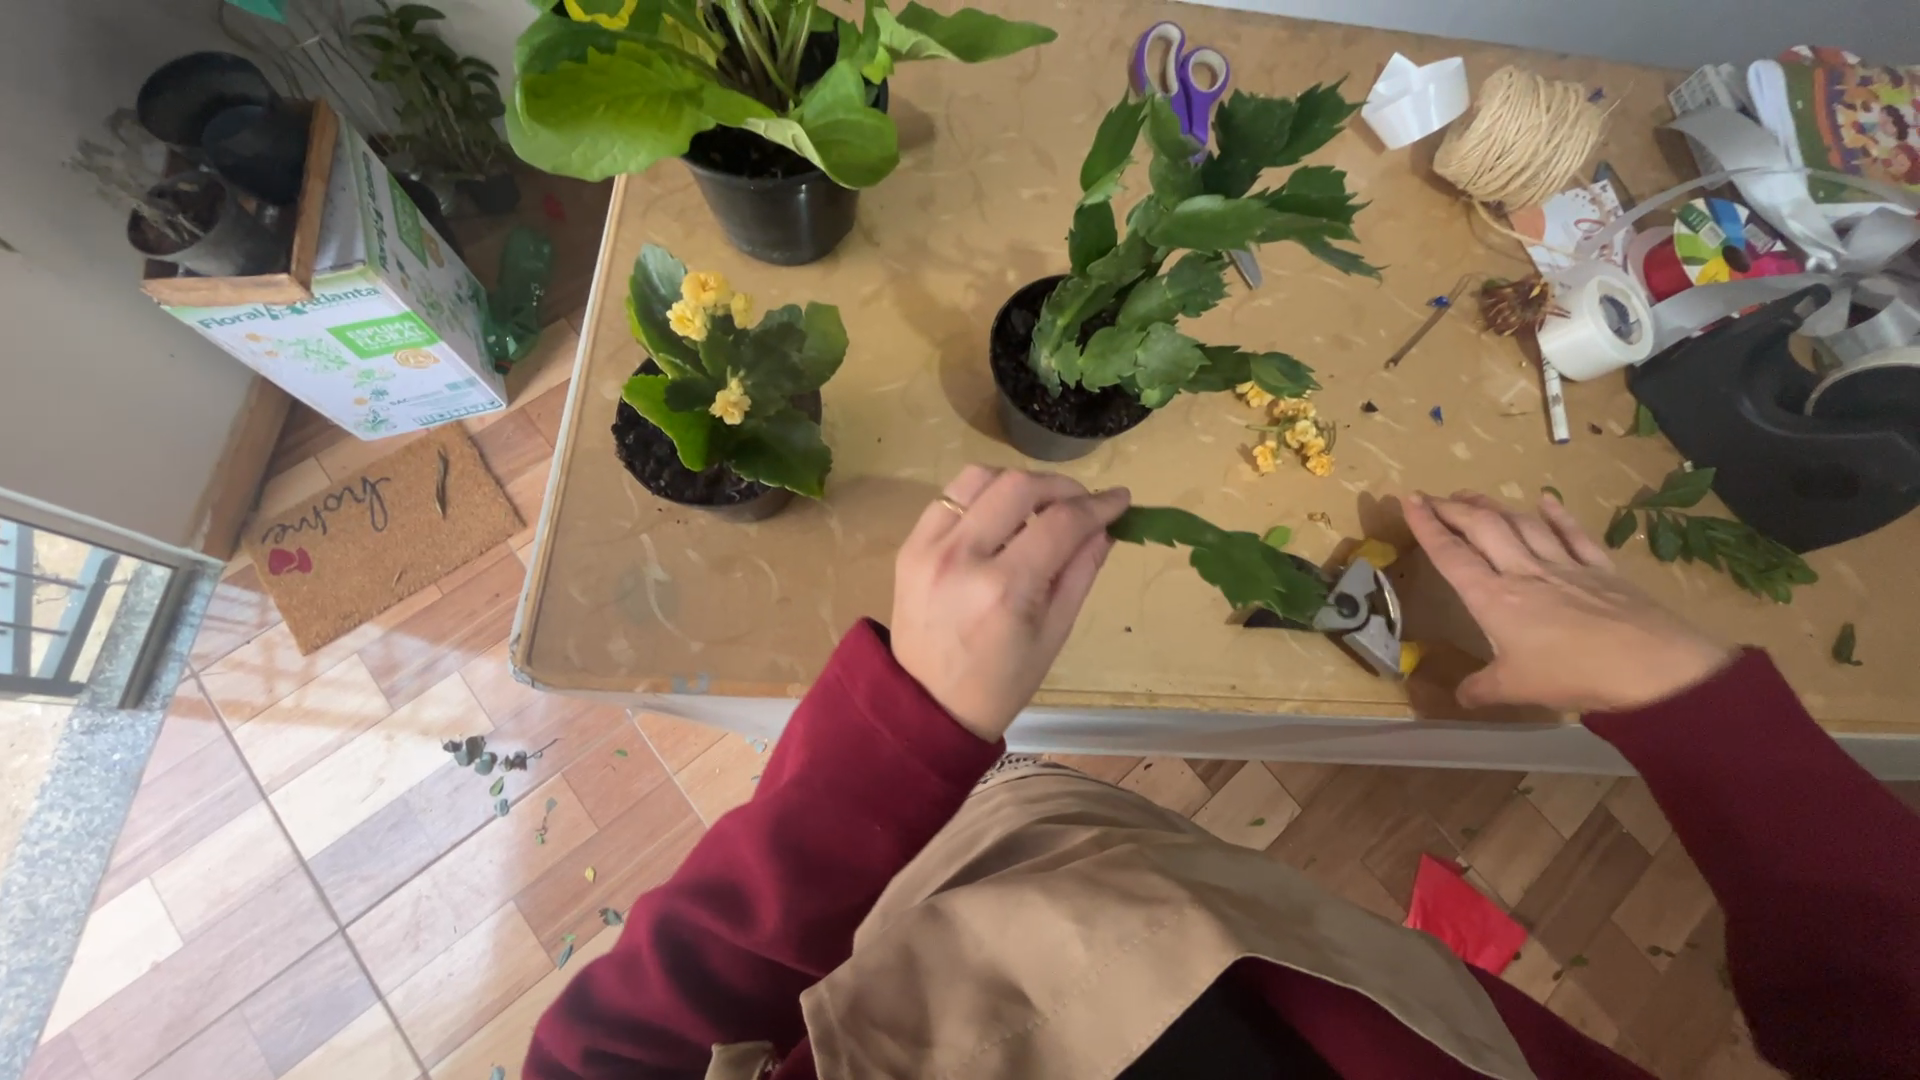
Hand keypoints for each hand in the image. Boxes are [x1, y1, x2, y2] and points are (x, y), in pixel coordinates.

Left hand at [891, 466, 1130, 741]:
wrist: (927, 705)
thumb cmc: (1001, 682)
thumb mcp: (1054, 633)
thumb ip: (1080, 572)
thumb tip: (1103, 527)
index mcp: (1004, 590)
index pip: (1061, 523)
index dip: (1098, 505)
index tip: (1119, 499)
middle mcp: (963, 558)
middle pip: (1019, 486)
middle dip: (1060, 486)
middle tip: (1081, 502)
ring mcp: (928, 548)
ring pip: (979, 478)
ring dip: (1017, 483)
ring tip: (1038, 506)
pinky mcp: (909, 546)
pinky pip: (949, 497)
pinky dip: (981, 496)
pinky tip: (999, 517)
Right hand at [1403, 491, 1736, 711]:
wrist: (1655, 669)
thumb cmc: (1573, 675)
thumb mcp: (1514, 688)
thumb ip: (1481, 688)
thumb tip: (1459, 696)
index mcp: (1493, 597)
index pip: (1450, 554)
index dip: (1426, 525)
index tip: (1409, 499)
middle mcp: (1523, 572)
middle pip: (1483, 528)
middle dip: (1453, 509)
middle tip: (1433, 497)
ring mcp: (1564, 567)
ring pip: (1522, 524)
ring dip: (1493, 506)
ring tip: (1472, 495)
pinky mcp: (1601, 571)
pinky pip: (1574, 535)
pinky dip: (1557, 515)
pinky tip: (1545, 500)